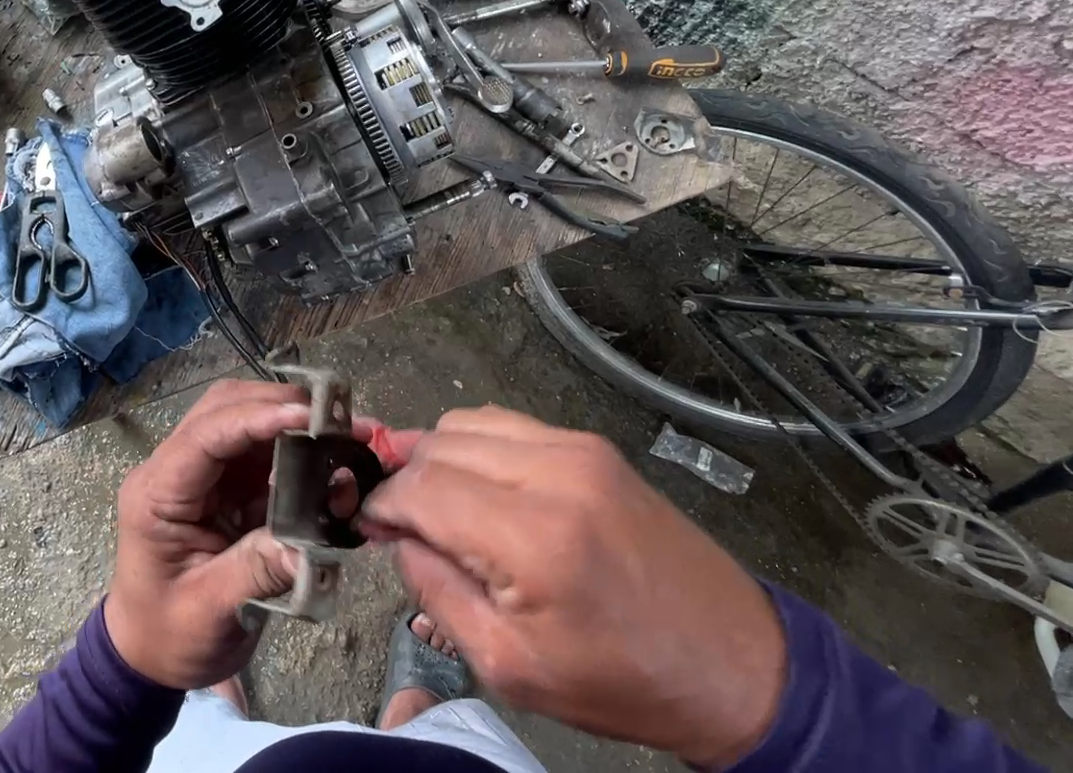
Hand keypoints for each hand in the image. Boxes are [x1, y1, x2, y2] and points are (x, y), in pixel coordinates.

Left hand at [103, 379, 317, 689]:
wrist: (151, 653)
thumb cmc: (168, 634)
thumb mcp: (211, 610)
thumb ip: (258, 569)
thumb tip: (310, 545)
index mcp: (157, 493)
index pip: (204, 436)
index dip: (256, 419)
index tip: (309, 416)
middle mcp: (175, 471)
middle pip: (222, 410)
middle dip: (279, 406)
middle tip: (338, 421)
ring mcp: (203, 476)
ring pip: (245, 423)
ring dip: (292, 424)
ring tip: (343, 436)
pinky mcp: (227, 489)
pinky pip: (263, 455)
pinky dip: (296, 452)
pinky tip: (329, 463)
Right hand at [360, 407, 785, 768]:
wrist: (738, 667)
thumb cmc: (622, 680)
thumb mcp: (506, 664)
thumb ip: (435, 589)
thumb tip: (398, 537)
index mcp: (534, 538)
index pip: (419, 487)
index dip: (380, 503)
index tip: (367, 524)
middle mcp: (555, 475)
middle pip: (434, 446)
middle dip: (400, 480)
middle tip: (396, 522)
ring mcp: (578, 451)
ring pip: (462, 424)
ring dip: (432, 458)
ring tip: (433, 504)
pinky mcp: (591, 447)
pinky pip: (501, 423)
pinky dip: (470, 447)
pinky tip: (473, 485)